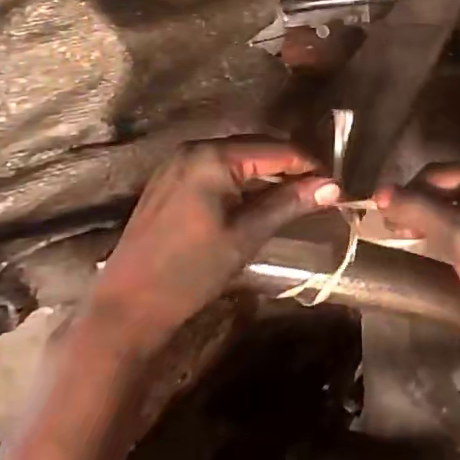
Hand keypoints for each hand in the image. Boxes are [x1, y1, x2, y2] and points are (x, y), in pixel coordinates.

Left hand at [87, 137, 339, 354]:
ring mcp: (178, 163)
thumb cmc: (190, 272)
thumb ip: (290, 203)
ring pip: (239, 157)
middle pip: (258, 147)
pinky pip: (218, 167)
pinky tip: (257, 197)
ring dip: (267, 172)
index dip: (309, 164)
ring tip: (294, 193)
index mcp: (214, 157)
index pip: (277, 150)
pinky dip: (242, 178)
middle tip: (318, 187)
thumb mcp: (247, 235)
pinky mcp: (169, 180)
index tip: (334, 182)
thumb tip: (334, 186)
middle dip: (289, 166)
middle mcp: (195, 149)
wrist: (124, 311)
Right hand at [376, 162, 459, 355]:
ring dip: (417, 217)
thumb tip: (380, 192)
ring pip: (439, 208)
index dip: (410, 188)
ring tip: (395, 235)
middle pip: (438, 187)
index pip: (439, 173)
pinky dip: (426, 232)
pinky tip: (410, 244)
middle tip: (388, 227)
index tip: (382, 212)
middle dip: (413, 202)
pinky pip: (444, 228)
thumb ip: (422, 211)